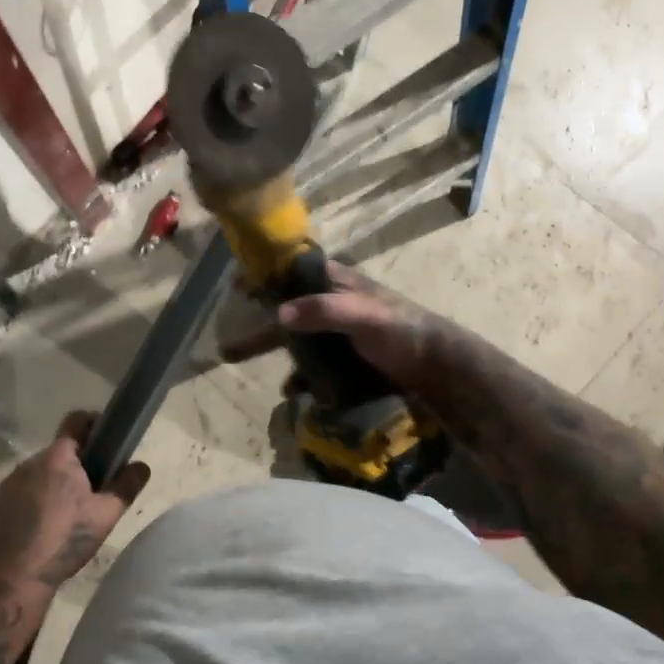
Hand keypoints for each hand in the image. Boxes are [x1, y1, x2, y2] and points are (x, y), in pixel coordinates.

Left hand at [0, 411, 151, 590]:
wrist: (16, 576)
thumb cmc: (66, 540)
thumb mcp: (106, 515)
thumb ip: (126, 486)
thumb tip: (142, 466)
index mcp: (57, 457)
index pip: (76, 421)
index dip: (94, 424)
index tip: (108, 441)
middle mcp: (30, 461)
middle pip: (60, 452)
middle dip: (78, 464)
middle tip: (94, 489)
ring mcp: (10, 482)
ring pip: (41, 472)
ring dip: (56, 482)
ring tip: (69, 513)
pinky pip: (24, 490)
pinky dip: (37, 499)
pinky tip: (45, 526)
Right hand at [219, 262, 437, 388]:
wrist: (436, 367)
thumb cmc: (401, 331)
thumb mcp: (363, 315)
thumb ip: (323, 311)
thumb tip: (278, 315)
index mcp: (336, 283)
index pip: (292, 271)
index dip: (263, 275)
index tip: (234, 286)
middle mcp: (332, 304)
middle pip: (286, 311)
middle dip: (258, 327)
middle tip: (227, 347)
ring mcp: (337, 333)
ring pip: (297, 340)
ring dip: (273, 353)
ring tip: (250, 373)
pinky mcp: (345, 358)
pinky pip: (312, 365)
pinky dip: (298, 377)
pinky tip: (290, 392)